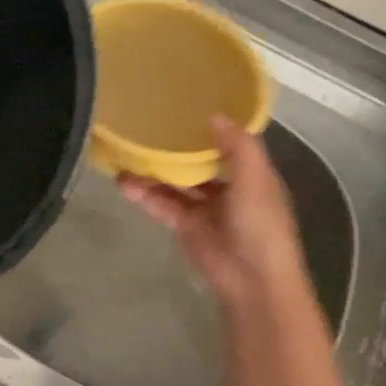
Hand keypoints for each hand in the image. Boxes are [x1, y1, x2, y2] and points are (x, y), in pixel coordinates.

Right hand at [118, 116, 309, 306]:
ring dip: (153, 172)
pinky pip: (163, 205)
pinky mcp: (185, 226)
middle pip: (197, 164)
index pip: (229, 145)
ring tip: (125, 156)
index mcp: (251, 175)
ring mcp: (205, 209)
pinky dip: (145, 195)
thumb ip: (238, 146)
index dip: (210, 129)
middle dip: (175, 150)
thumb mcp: (256, 179)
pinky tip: (124, 183)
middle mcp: (228, 189)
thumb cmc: (261, 224)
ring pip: (175, 184)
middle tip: (146, 129)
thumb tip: (214, 115)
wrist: (252, 278)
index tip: (186, 107)